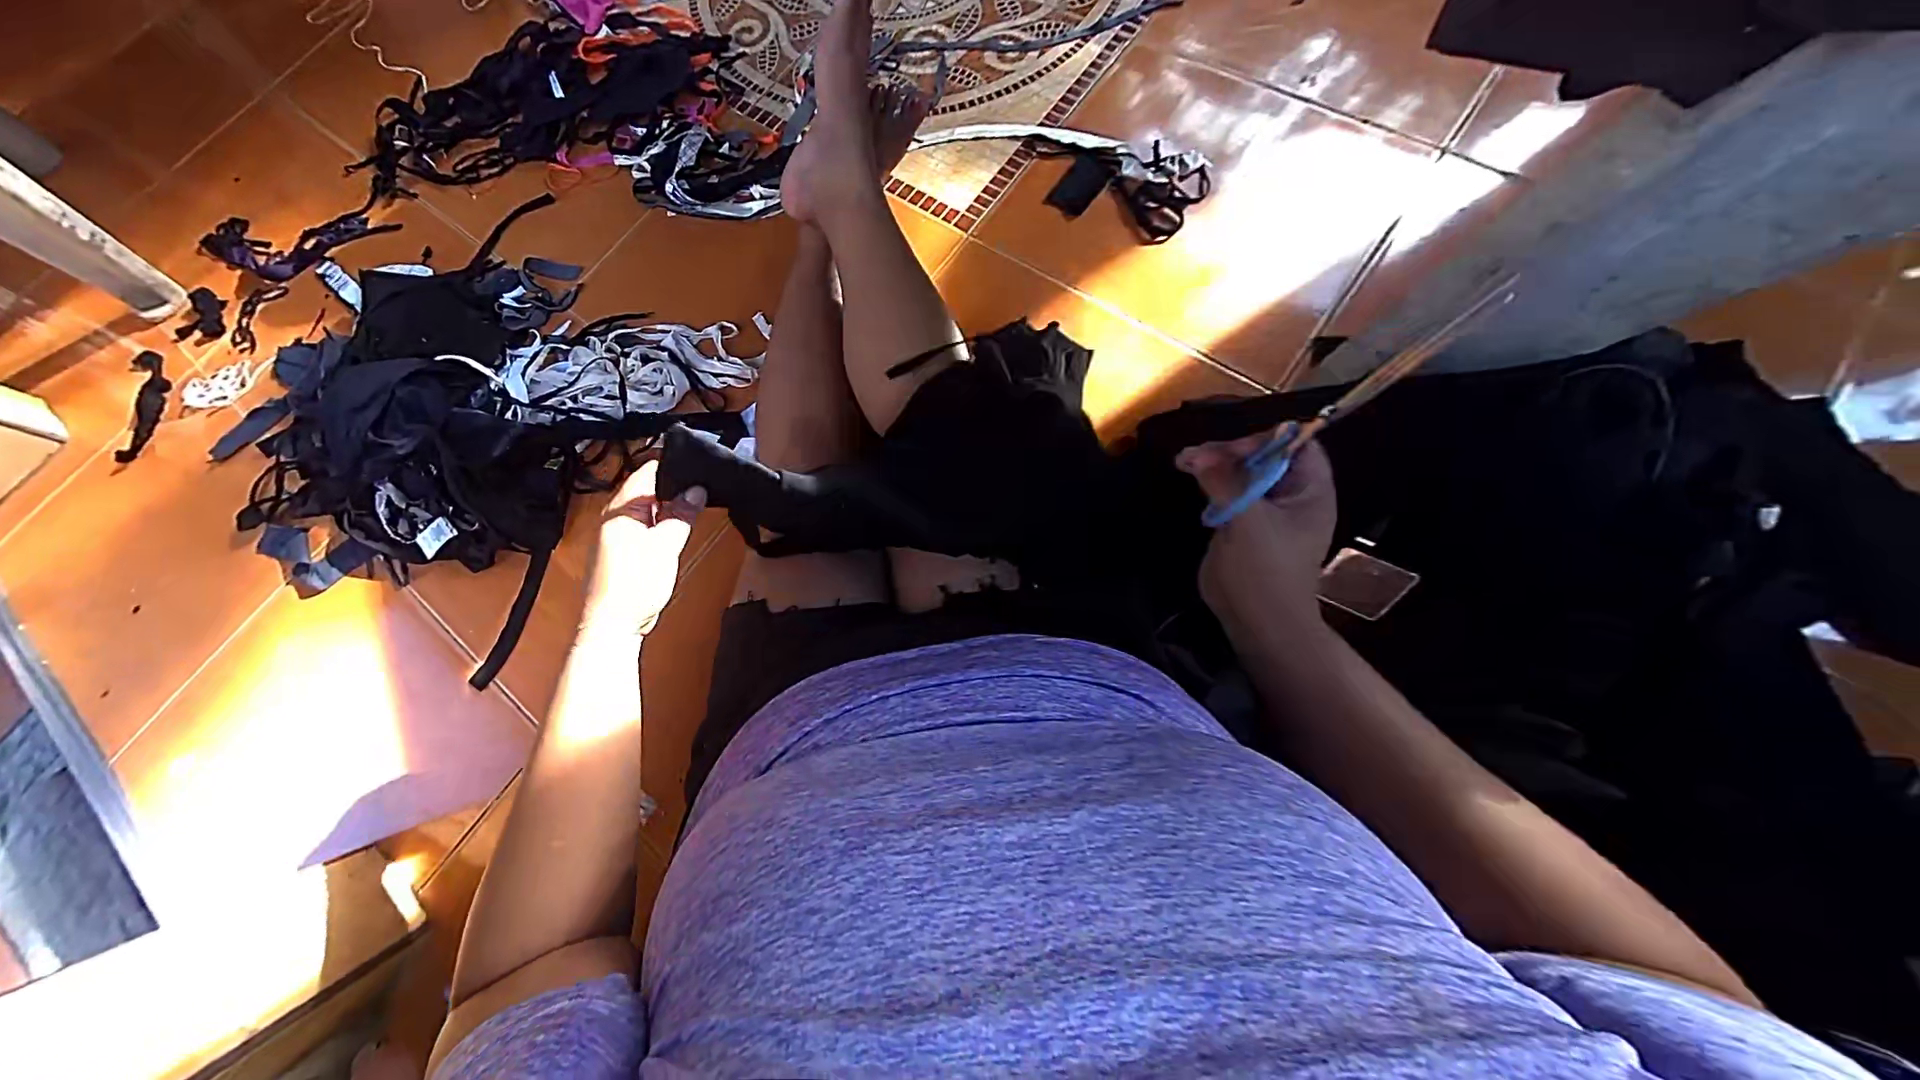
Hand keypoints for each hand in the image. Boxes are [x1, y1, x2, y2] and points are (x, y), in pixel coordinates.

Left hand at [581, 461, 706, 636]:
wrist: (613, 623)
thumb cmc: (634, 584)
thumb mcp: (666, 545)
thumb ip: (682, 515)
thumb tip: (697, 490)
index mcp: (621, 508)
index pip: (647, 471)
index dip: (673, 464)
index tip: (698, 462)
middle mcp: (614, 516)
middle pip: (648, 488)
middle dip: (676, 485)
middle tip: (704, 484)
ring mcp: (617, 533)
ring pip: (648, 508)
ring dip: (671, 506)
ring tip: (697, 505)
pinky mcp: (623, 550)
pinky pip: (646, 525)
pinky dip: (664, 523)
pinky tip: (680, 529)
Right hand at [1176, 435, 1336, 636]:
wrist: (1257, 621)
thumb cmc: (1266, 570)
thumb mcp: (1248, 520)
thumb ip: (1224, 482)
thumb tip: (1197, 454)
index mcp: (1310, 490)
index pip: (1297, 444)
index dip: (1266, 439)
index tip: (1231, 447)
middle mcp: (1290, 495)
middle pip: (1264, 456)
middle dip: (1231, 451)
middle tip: (1196, 454)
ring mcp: (1265, 510)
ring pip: (1242, 472)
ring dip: (1215, 463)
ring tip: (1185, 460)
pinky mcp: (1242, 523)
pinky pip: (1228, 491)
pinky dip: (1209, 481)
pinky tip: (1187, 473)